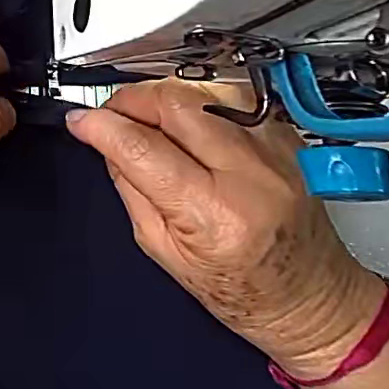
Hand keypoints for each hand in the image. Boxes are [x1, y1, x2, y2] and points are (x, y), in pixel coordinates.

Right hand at [64, 80, 388, 378]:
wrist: (311, 298)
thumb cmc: (240, 287)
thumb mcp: (158, 246)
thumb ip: (130, 187)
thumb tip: (106, 142)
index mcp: (214, 215)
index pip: (141, 147)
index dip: (99, 126)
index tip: (78, 121)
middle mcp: (252, 176)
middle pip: (174, 103)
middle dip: (127, 100)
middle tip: (108, 116)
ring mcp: (276, 153)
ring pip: (201, 90)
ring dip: (160, 98)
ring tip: (143, 119)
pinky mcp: (287, 141)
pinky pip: (230, 100)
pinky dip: (194, 103)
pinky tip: (182, 124)